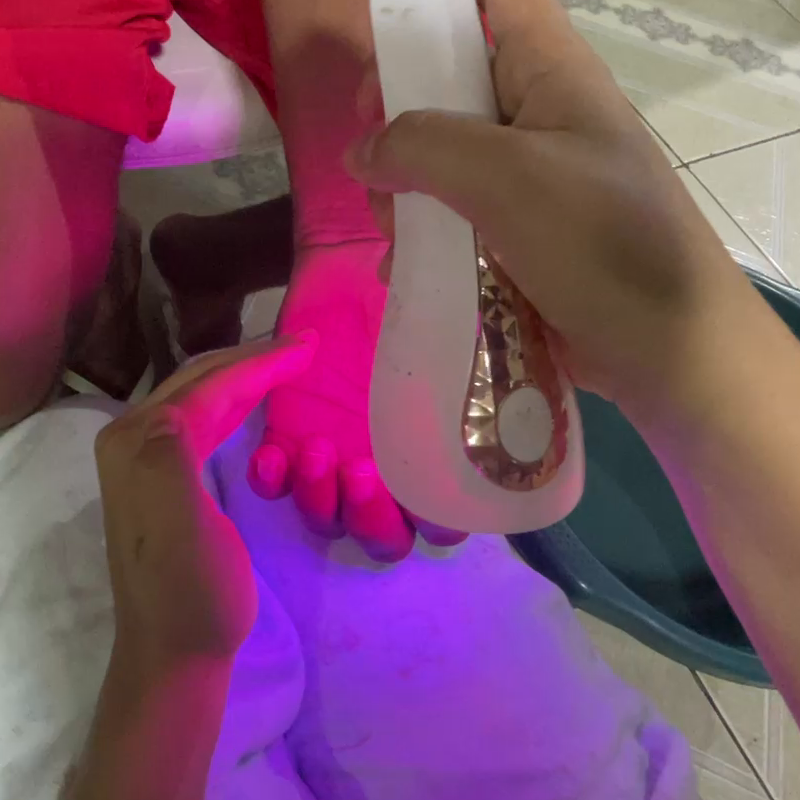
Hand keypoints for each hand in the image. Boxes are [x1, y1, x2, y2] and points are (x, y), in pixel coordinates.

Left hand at [93, 333, 316, 665]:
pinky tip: (254, 399)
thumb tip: (178, 411)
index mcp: (138, 441)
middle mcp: (131, 438)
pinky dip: (233, 401)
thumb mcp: (183, 529)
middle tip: (304, 345)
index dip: (258, 363)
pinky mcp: (159, 475)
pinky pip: (200, 419)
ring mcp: (142, 457)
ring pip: (200, 396)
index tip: (308, 347)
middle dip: (251, 359)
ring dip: (244, 375)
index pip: (205, 385)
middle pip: (198, 381)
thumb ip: (170, 461)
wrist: (174, 651)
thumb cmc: (191, 592)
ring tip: (288, 362)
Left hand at [248, 241, 461, 561]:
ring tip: (317, 451)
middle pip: (384, 538)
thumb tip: (527, 365)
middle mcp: (382, 468)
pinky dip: (271, 479)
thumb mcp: (451, 327)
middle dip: (374, 520)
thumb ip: (482, 360)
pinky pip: (272, 484)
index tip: (426, 479)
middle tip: (362, 471)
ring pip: (327, 521)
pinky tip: (273, 451)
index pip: (445, 521)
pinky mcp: (284, 435)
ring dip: (322, 501)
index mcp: (429, 453)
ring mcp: (330, 458)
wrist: (345, 260)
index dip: (437, 519)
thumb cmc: (406, 294)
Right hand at [346, 0, 757, 418]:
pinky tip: (406, 266)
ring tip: (394, 222)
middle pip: (454, 70)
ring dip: (404, 179)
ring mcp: (528, 178)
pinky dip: (421, 231)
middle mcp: (538, 115)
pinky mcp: (516, 233)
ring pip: (441, 149)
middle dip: (402, 92)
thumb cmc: (603, 246)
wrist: (668, 353)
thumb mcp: (508, 180)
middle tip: (370, 128)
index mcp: (553, 74)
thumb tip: (363, 154)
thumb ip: (424, 148)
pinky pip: (450, 211)